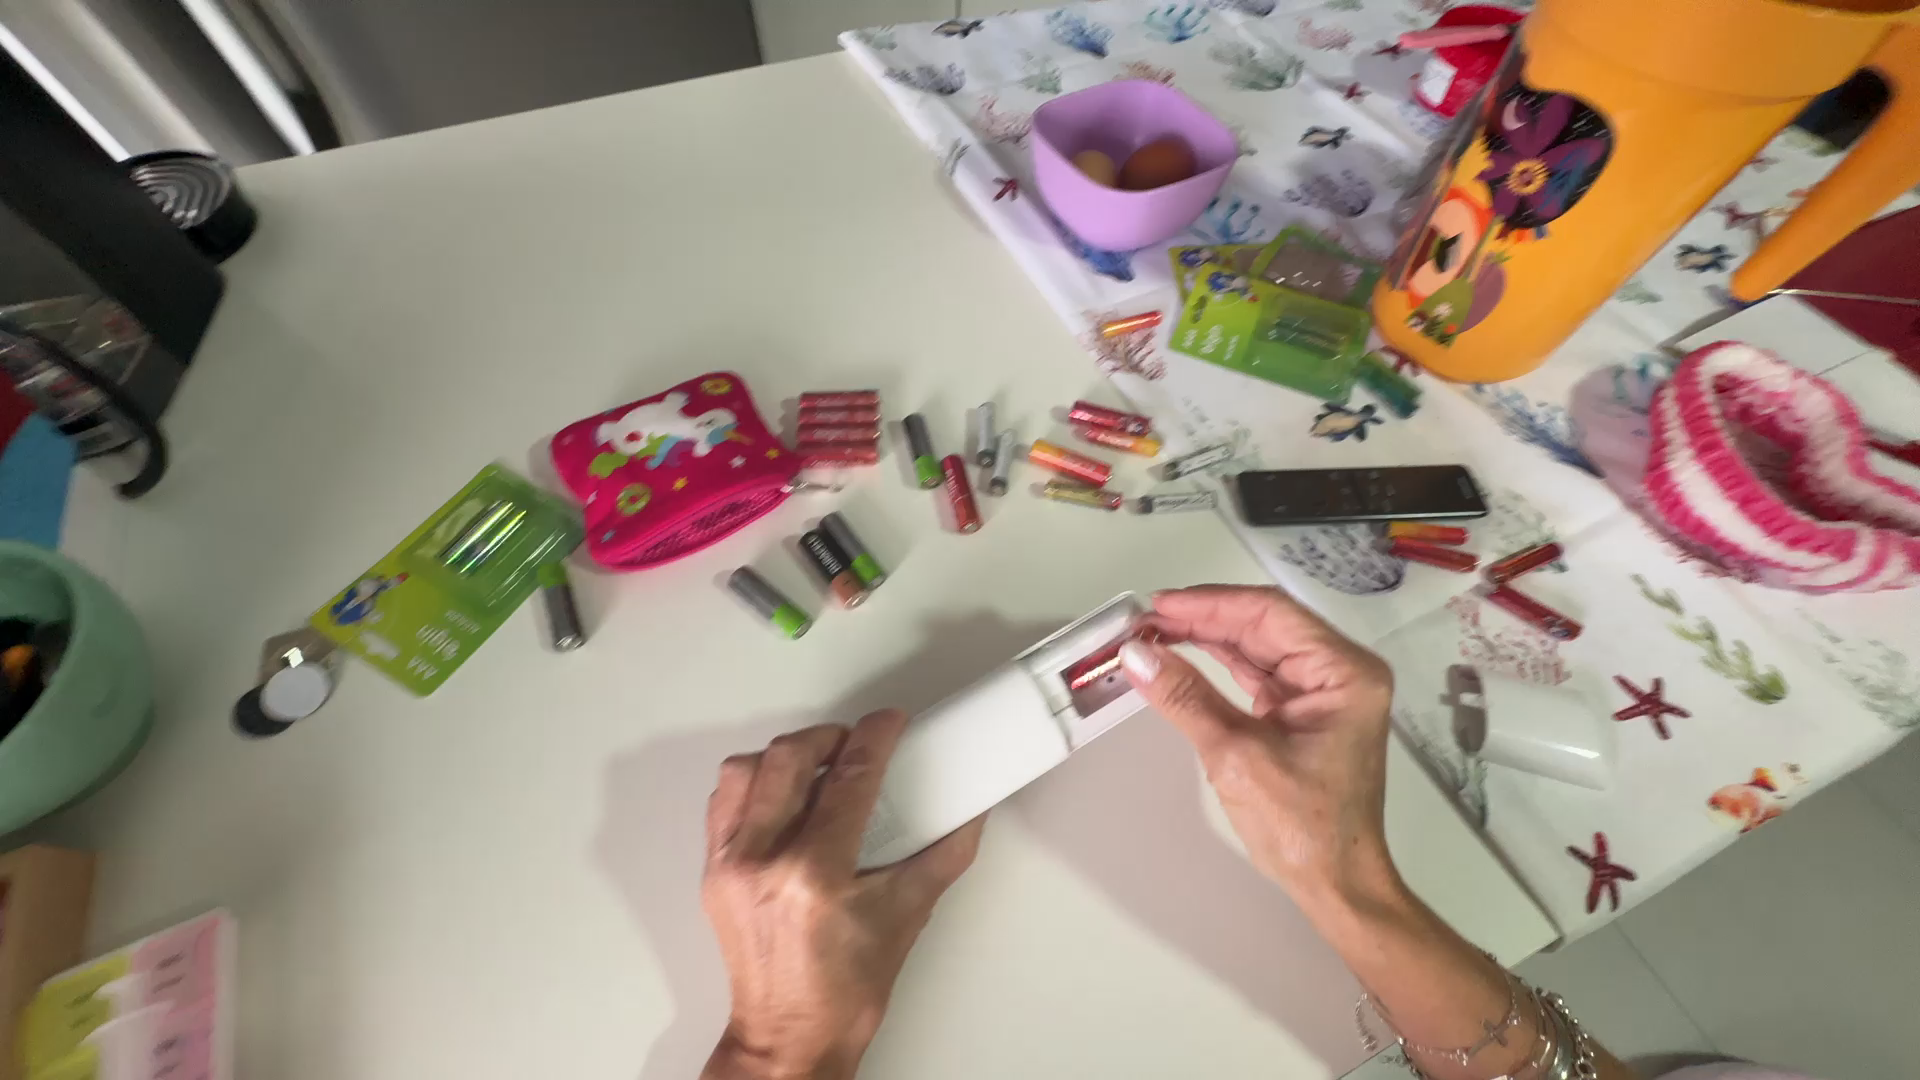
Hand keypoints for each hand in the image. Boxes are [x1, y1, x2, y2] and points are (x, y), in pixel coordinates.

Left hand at [701, 711, 984, 1079]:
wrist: (788, 1040)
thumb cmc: (847, 988)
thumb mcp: (908, 915)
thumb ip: (945, 853)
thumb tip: (971, 811)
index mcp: (816, 873)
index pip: (849, 778)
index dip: (875, 737)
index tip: (890, 721)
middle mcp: (764, 861)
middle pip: (788, 758)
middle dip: (828, 736)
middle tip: (855, 742)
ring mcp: (730, 866)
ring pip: (746, 771)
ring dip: (785, 757)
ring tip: (817, 767)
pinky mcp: (713, 872)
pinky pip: (724, 801)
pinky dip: (754, 784)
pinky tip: (783, 796)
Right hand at [1120, 585, 1396, 902]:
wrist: (1334, 885)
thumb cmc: (1300, 825)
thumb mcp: (1235, 755)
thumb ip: (1184, 696)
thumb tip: (1134, 653)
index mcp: (1343, 672)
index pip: (1270, 614)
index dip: (1210, 603)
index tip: (1158, 605)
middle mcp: (1337, 670)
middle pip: (1261, 623)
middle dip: (1202, 617)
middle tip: (1146, 619)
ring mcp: (1319, 688)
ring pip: (1253, 642)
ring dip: (1203, 635)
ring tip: (1153, 631)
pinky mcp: (1298, 707)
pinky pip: (1251, 668)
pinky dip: (1213, 659)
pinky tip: (1179, 651)